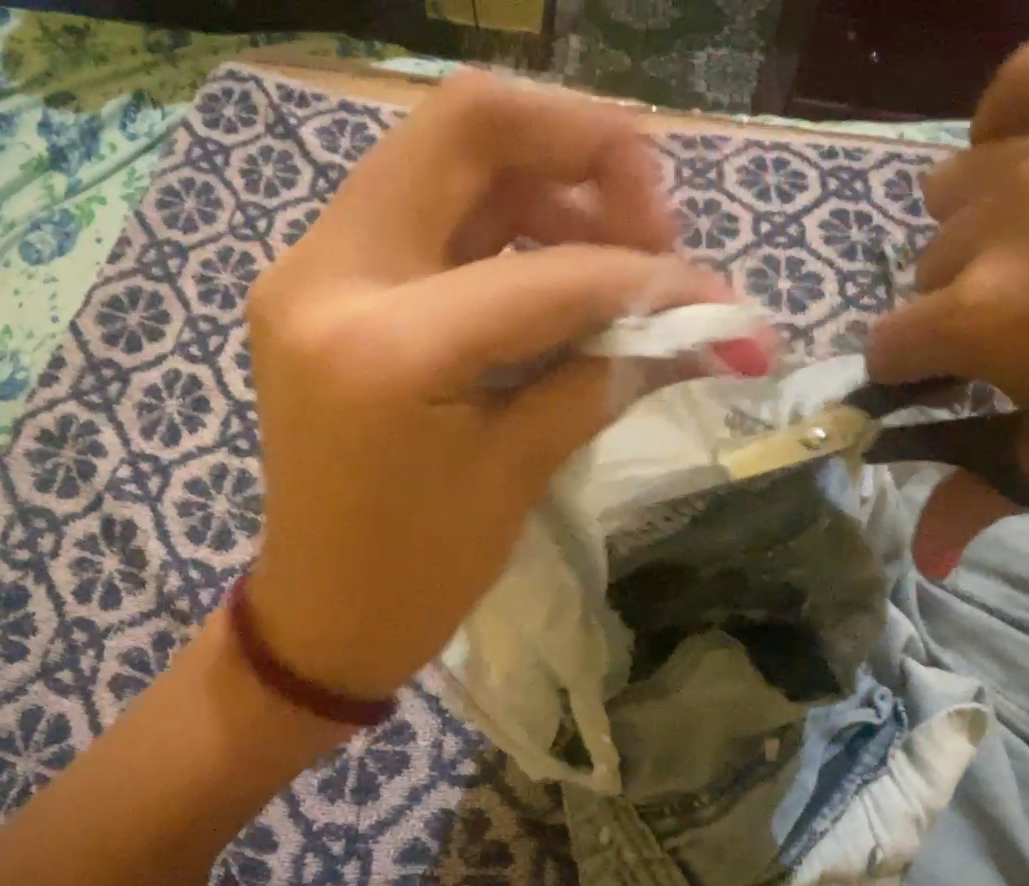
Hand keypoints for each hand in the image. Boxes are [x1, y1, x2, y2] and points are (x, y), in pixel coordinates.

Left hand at [243, 73, 728, 699]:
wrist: (320, 614)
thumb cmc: (419, 573)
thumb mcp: (519, 472)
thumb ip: (610, 373)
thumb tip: (719, 322)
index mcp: (385, 348)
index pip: (545, 272)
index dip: (645, 278)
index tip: (717, 298)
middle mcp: (327, 276)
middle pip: (469, 128)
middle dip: (584, 152)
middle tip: (651, 225)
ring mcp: (310, 271)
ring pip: (444, 158)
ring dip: (544, 182)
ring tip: (612, 257)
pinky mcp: (317, 284)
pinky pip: (421, 209)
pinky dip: (497, 219)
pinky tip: (551, 270)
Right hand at [870, 43, 1028, 574]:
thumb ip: (981, 493)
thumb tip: (922, 557)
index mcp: (985, 318)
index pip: (887, 348)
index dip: (908, 380)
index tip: (947, 394)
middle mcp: (1006, 221)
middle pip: (925, 271)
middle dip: (952, 311)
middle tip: (1023, 336)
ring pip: (959, 185)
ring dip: (976, 228)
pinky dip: (1009, 119)